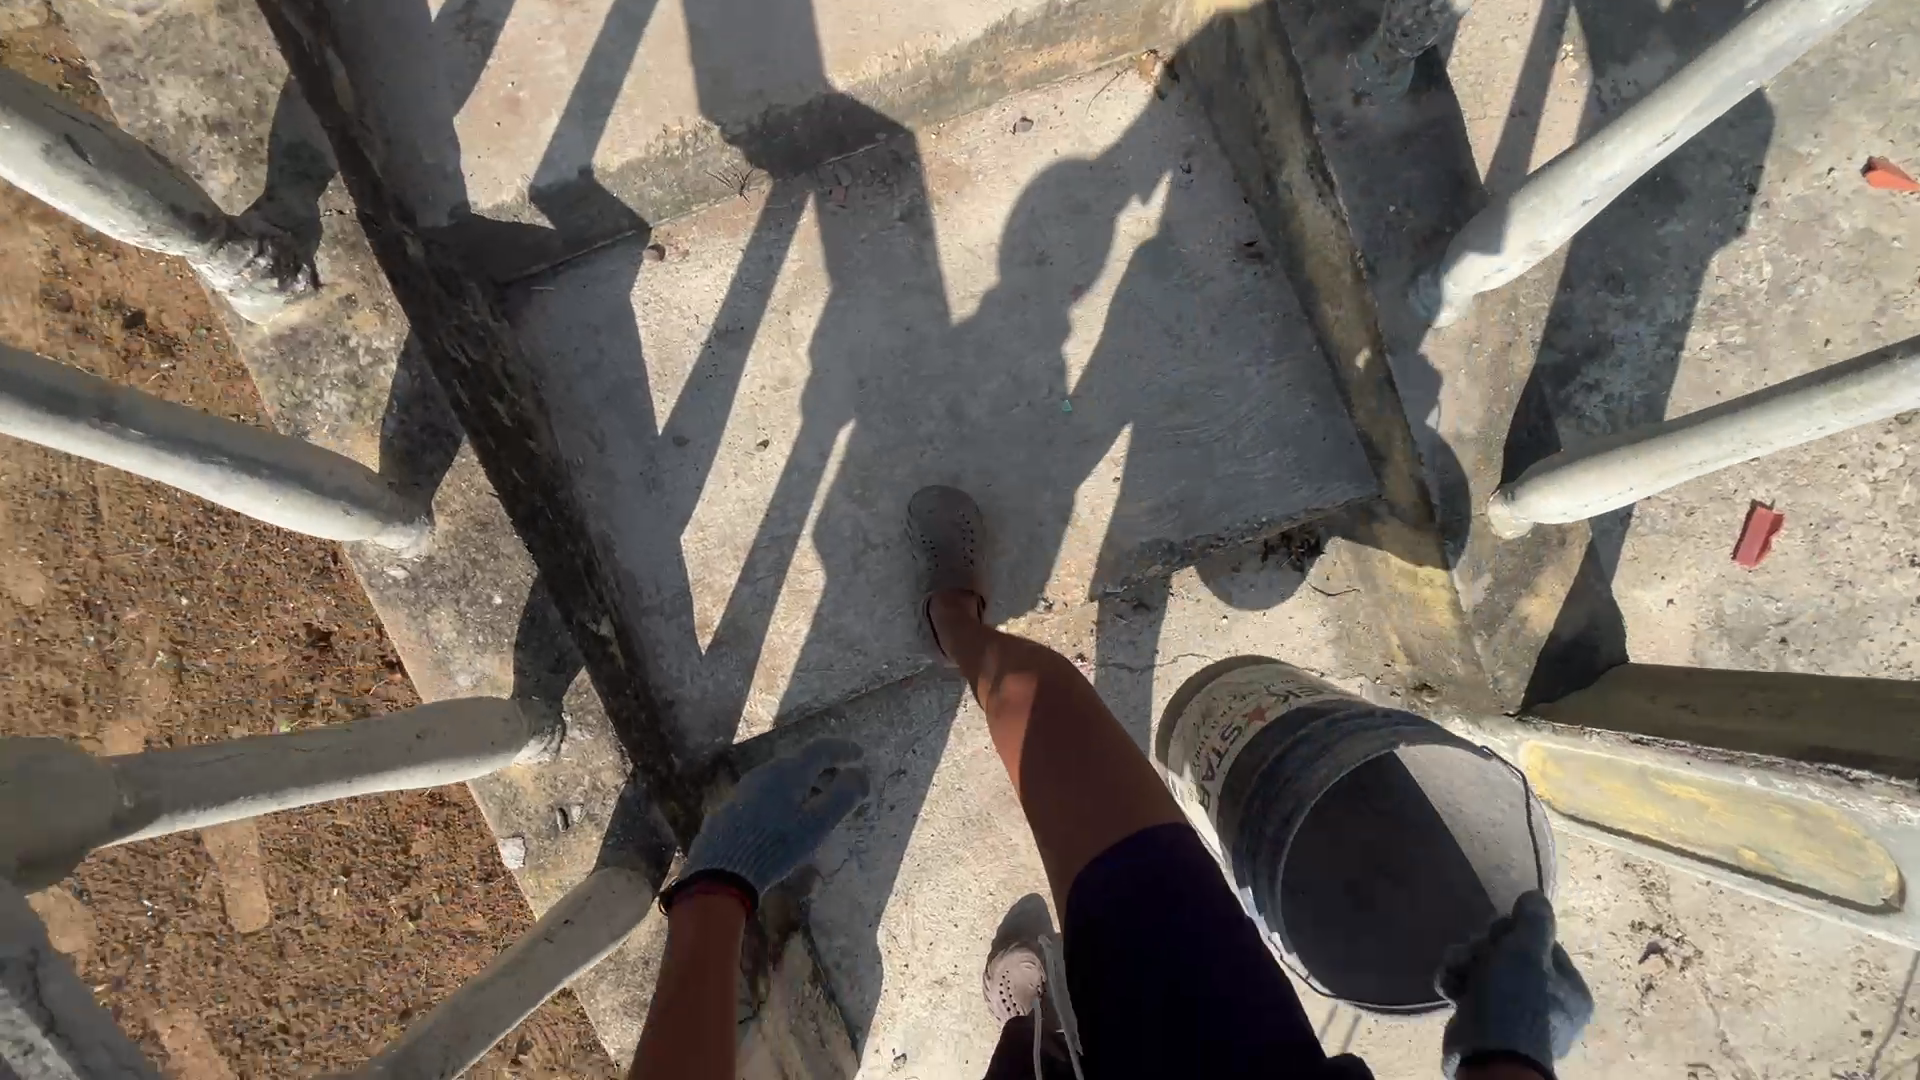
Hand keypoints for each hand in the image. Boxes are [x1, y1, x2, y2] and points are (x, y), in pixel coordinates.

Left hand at [662, 738, 869, 911]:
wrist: (719, 873)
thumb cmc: (776, 846)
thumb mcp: (817, 824)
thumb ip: (842, 797)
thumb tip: (860, 774)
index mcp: (789, 771)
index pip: (821, 749)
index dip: (843, 750)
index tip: (859, 755)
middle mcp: (765, 772)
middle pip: (800, 762)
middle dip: (824, 768)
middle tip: (841, 779)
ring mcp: (745, 790)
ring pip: (782, 778)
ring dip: (805, 784)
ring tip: (817, 802)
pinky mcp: (732, 809)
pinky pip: (767, 793)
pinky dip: (786, 797)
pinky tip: (786, 819)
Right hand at [1437, 890, 1591, 1079]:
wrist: (1488, 1055)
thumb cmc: (1514, 1002)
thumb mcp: (1525, 954)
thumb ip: (1533, 922)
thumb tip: (1537, 895)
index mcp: (1567, 989)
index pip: (1536, 941)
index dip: (1511, 933)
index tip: (1498, 937)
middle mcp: (1547, 1001)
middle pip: (1506, 952)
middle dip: (1481, 949)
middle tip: (1475, 956)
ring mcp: (1515, 1013)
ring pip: (1482, 967)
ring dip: (1462, 963)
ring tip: (1456, 973)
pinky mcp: (1486, 1020)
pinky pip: (1469, 988)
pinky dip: (1457, 984)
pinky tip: (1451, 990)